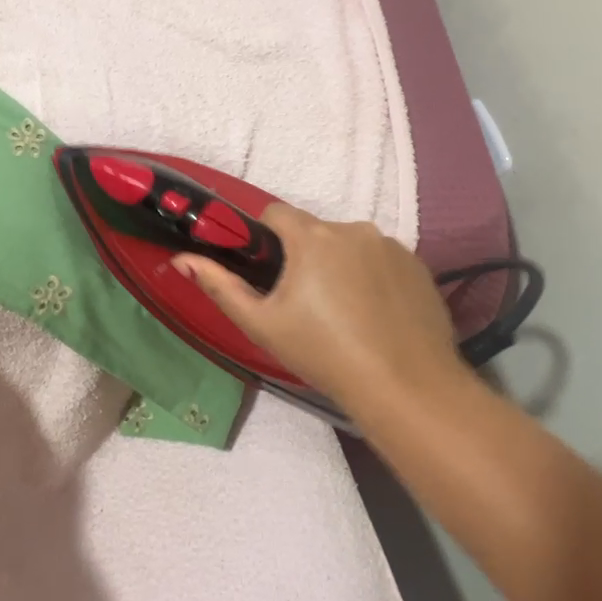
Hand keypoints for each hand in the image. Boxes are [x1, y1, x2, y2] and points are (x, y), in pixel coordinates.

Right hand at [171, 204, 468, 417]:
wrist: (407, 387)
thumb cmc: (324, 353)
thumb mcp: (262, 324)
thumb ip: (220, 286)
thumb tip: (182, 259)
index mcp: (312, 237)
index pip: (276, 213)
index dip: (264, 237)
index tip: (266, 271)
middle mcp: (353, 229)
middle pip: (314, 231)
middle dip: (303, 256)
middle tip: (303, 303)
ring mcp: (391, 246)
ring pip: (349, 245)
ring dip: (339, 265)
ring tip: (343, 313)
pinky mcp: (419, 266)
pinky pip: (381, 261)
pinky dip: (372, 278)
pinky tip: (373, 316)